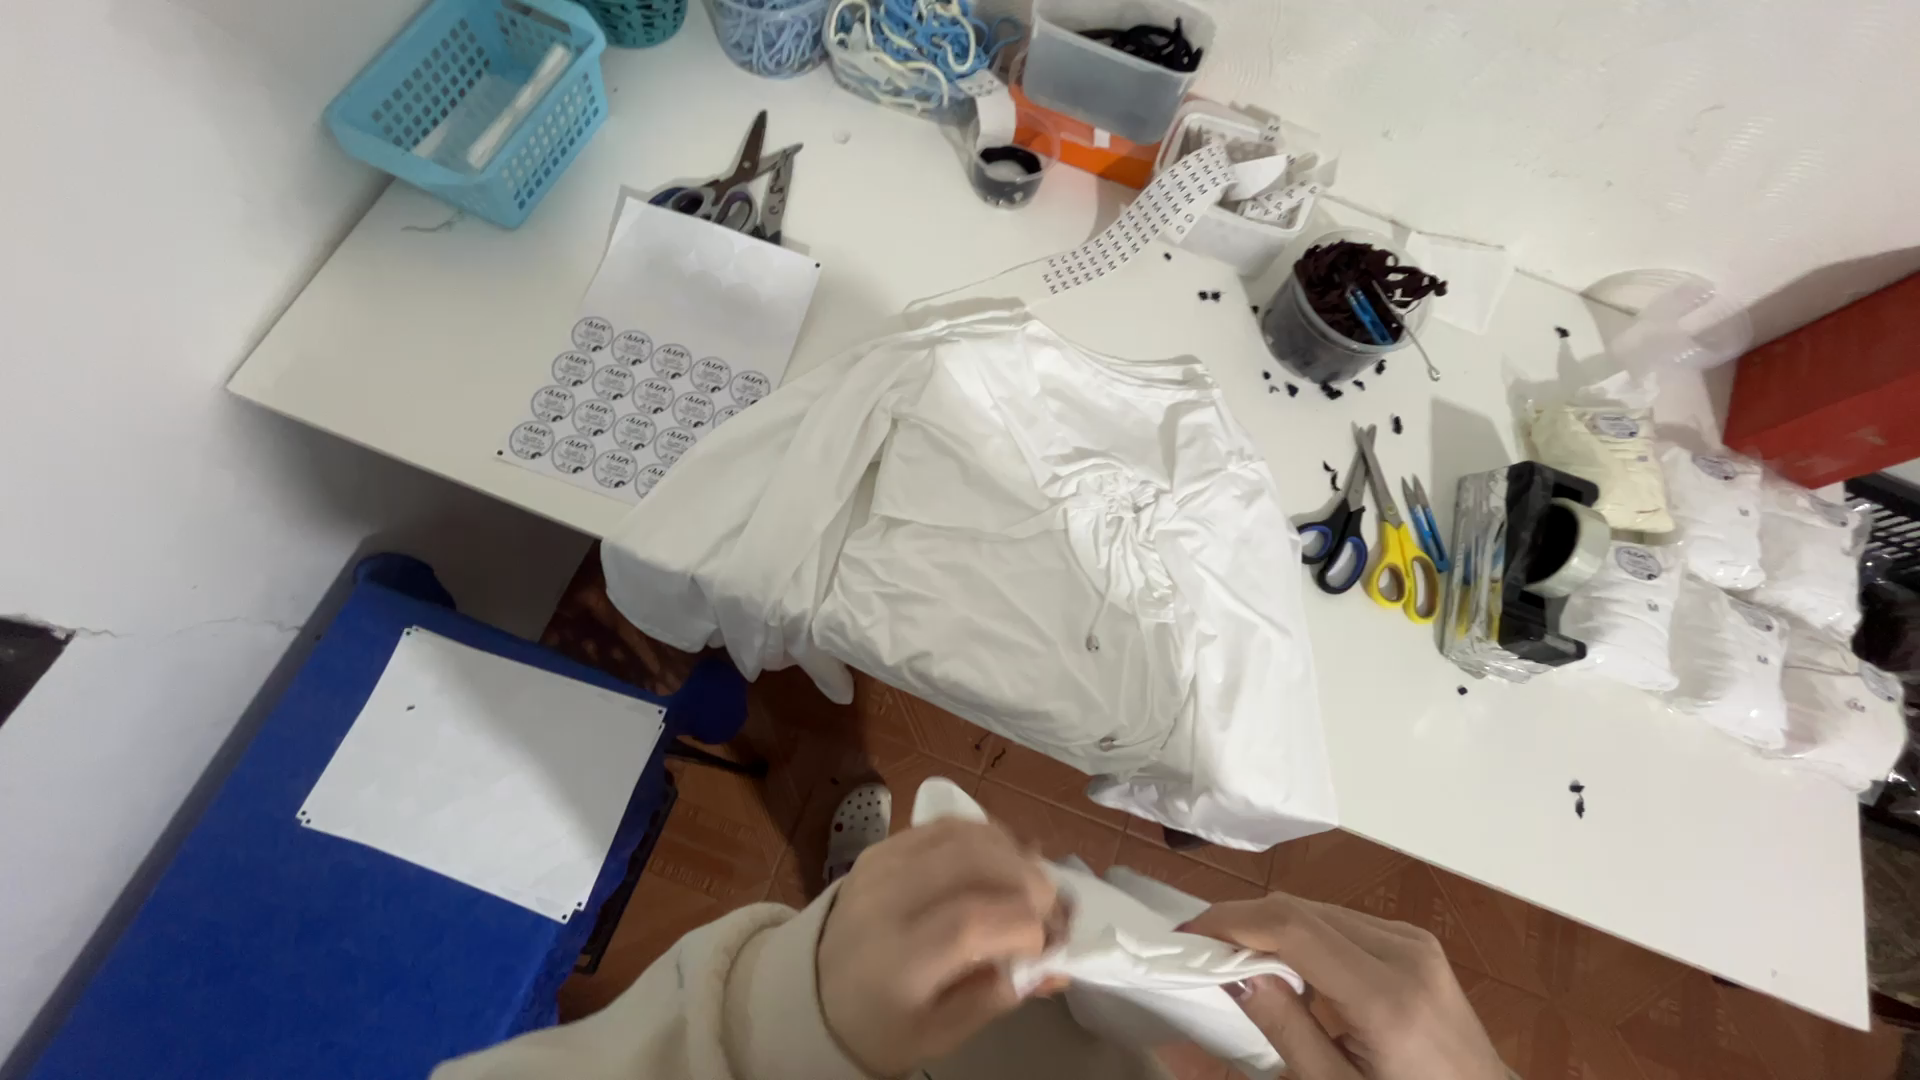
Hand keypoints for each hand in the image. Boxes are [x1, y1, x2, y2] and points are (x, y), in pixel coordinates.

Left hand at [816, 819, 1064, 1076]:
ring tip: (1034, 882)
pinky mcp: (884, 845)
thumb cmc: (880, 1024)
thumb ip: (997, 996)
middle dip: (1028, 878)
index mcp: (894, 959)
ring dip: (1011, 850)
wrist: (814, 990)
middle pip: (970, 862)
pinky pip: (944, 825)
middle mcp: (885, 898)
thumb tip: (1056, 966)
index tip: (1049, 942)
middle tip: (1055, 905)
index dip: (1022, 924)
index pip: (969, 921)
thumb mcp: (938, 1034)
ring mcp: (882, 862)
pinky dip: (985, 835)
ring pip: (962, 833)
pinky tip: (1004, 858)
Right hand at [1182, 894, 1506, 1079]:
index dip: (1231, 921)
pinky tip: (1286, 965)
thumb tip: (1229, 972)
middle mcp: (1405, 952)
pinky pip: (1337, 921)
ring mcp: (1413, 941)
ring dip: (1268, 927)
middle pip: (1299, 910)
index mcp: (1390, 998)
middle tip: (1200, 951)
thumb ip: (1284, 1030)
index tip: (1186, 937)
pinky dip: (1299, 933)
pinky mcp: (1413, 940)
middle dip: (1243, 923)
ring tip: (1235, 959)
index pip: (1292, 927)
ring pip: (1314, 909)